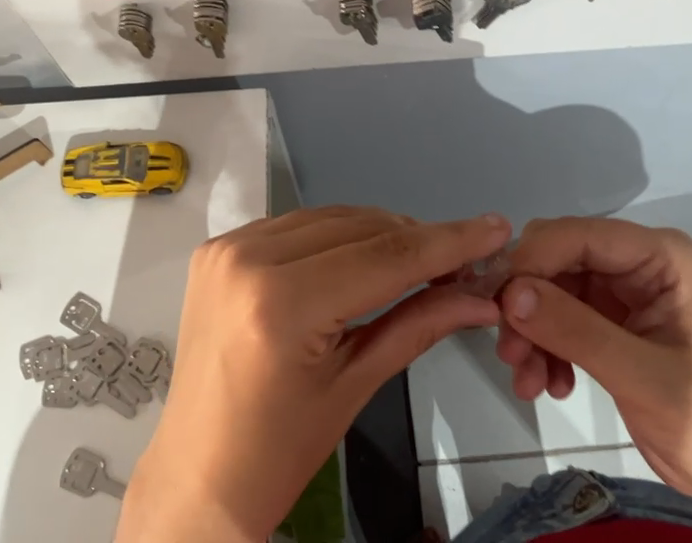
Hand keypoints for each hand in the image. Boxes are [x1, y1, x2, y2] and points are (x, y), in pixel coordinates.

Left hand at [118, 207, 509, 542]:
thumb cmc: (278, 450)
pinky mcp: (218, 250)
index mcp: (283, 306)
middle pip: (360, 229)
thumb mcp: (355, 386)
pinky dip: (337, 235)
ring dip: (380, 233)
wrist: (198, 472)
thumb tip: (481, 296)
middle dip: (418, 240)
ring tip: (422, 258)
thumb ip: (419, 326)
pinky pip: (296, 226)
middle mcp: (249, 261)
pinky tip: (364, 255)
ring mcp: (228, 250)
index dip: (447, 242)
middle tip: (465, 257)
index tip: (493, 229)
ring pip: (330, 219)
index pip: (385, 258)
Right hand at [493, 218, 691, 525]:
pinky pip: (559, 320)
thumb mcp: (642, 376)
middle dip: (527, 302)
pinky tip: (550, 386)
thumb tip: (510, 295)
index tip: (500, 308)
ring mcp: (623, 293)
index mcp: (660, 256)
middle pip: (557, 259)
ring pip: (550, 290)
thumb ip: (575, 330)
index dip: (532, 262)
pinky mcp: (611, 324)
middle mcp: (637, 263)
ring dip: (531, 333)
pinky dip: (545, 349)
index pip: (578, 235)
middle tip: (510, 353)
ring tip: (527, 382)